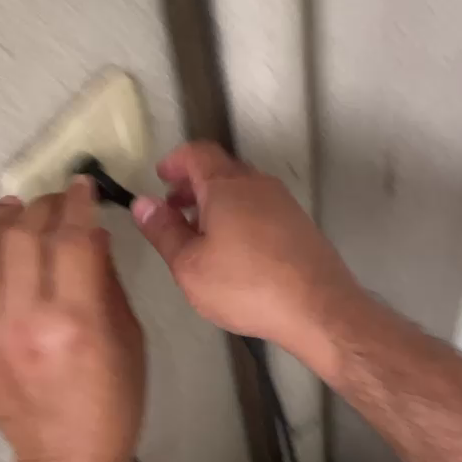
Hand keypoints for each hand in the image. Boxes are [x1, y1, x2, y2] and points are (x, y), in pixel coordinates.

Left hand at [0, 177, 145, 461]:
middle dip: (42, 205)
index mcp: (74, 318)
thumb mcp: (128, 335)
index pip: (71, 236)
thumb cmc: (113, 400)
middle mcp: (23, 317)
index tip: (83, 187)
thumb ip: (105, 279)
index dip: (77, 202)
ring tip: (13, 208)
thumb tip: (89, 232)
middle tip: (56, 199)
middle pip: (23, 235)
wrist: (65, 457)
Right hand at [130, 142, 362, 361]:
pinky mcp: (300, 226)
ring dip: (217, 203)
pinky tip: (234, 251)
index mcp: (227, 185)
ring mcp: (284, 204)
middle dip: (194, 185)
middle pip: (222, 169)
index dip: (175, 161)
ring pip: (243, 190)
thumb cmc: (246, 286)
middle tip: (174, 208)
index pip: (197, 153)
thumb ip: (163, 231)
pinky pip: (261, 209)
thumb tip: (142, 204)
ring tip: (200, 234)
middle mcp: (258, 185)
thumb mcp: (190, 265)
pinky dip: (240, 217)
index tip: (161, 177)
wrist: (318, 309)